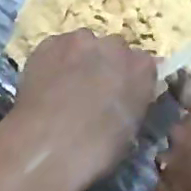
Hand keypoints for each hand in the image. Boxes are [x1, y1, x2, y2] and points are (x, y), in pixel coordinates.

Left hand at [0, 31, 159, 190]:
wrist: (47, 143)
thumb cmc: (96, 149)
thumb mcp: (130, 129)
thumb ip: (133, 101)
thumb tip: (124, 96)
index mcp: (141, 68)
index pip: (142, 63)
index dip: (130, 78)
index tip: (120, 92)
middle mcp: (113, 46)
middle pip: (113, 47)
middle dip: (105, 63)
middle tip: (92, 87)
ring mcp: (79, 40)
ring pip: (83, 43)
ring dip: (79, 58)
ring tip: (66, 82)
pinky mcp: (49, 43)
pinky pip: (57, 46)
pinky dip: (55, 59)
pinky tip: (48, 79)